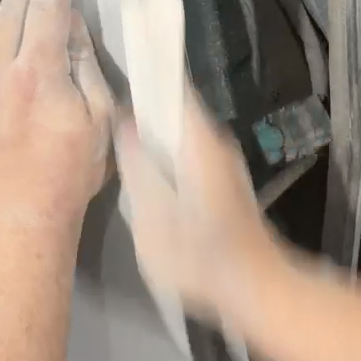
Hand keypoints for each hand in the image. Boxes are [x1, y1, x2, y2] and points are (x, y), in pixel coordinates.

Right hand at [116, 91, 285, 320]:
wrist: (255, 287)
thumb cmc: (201, 256)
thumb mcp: (153, 217)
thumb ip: (138, 168)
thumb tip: (126, 126)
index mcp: (200, 141)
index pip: (174, 89)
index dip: (147, 77)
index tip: (118, 72)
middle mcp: (216, 143)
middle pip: (176, 111)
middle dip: (144, 108)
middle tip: (106, 110)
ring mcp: (223, 162)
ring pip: (181, 134)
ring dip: (154, 134)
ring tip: (118, 139)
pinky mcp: (223, 182)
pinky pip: (188, 153)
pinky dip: (166, 154)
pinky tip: (144, 171)